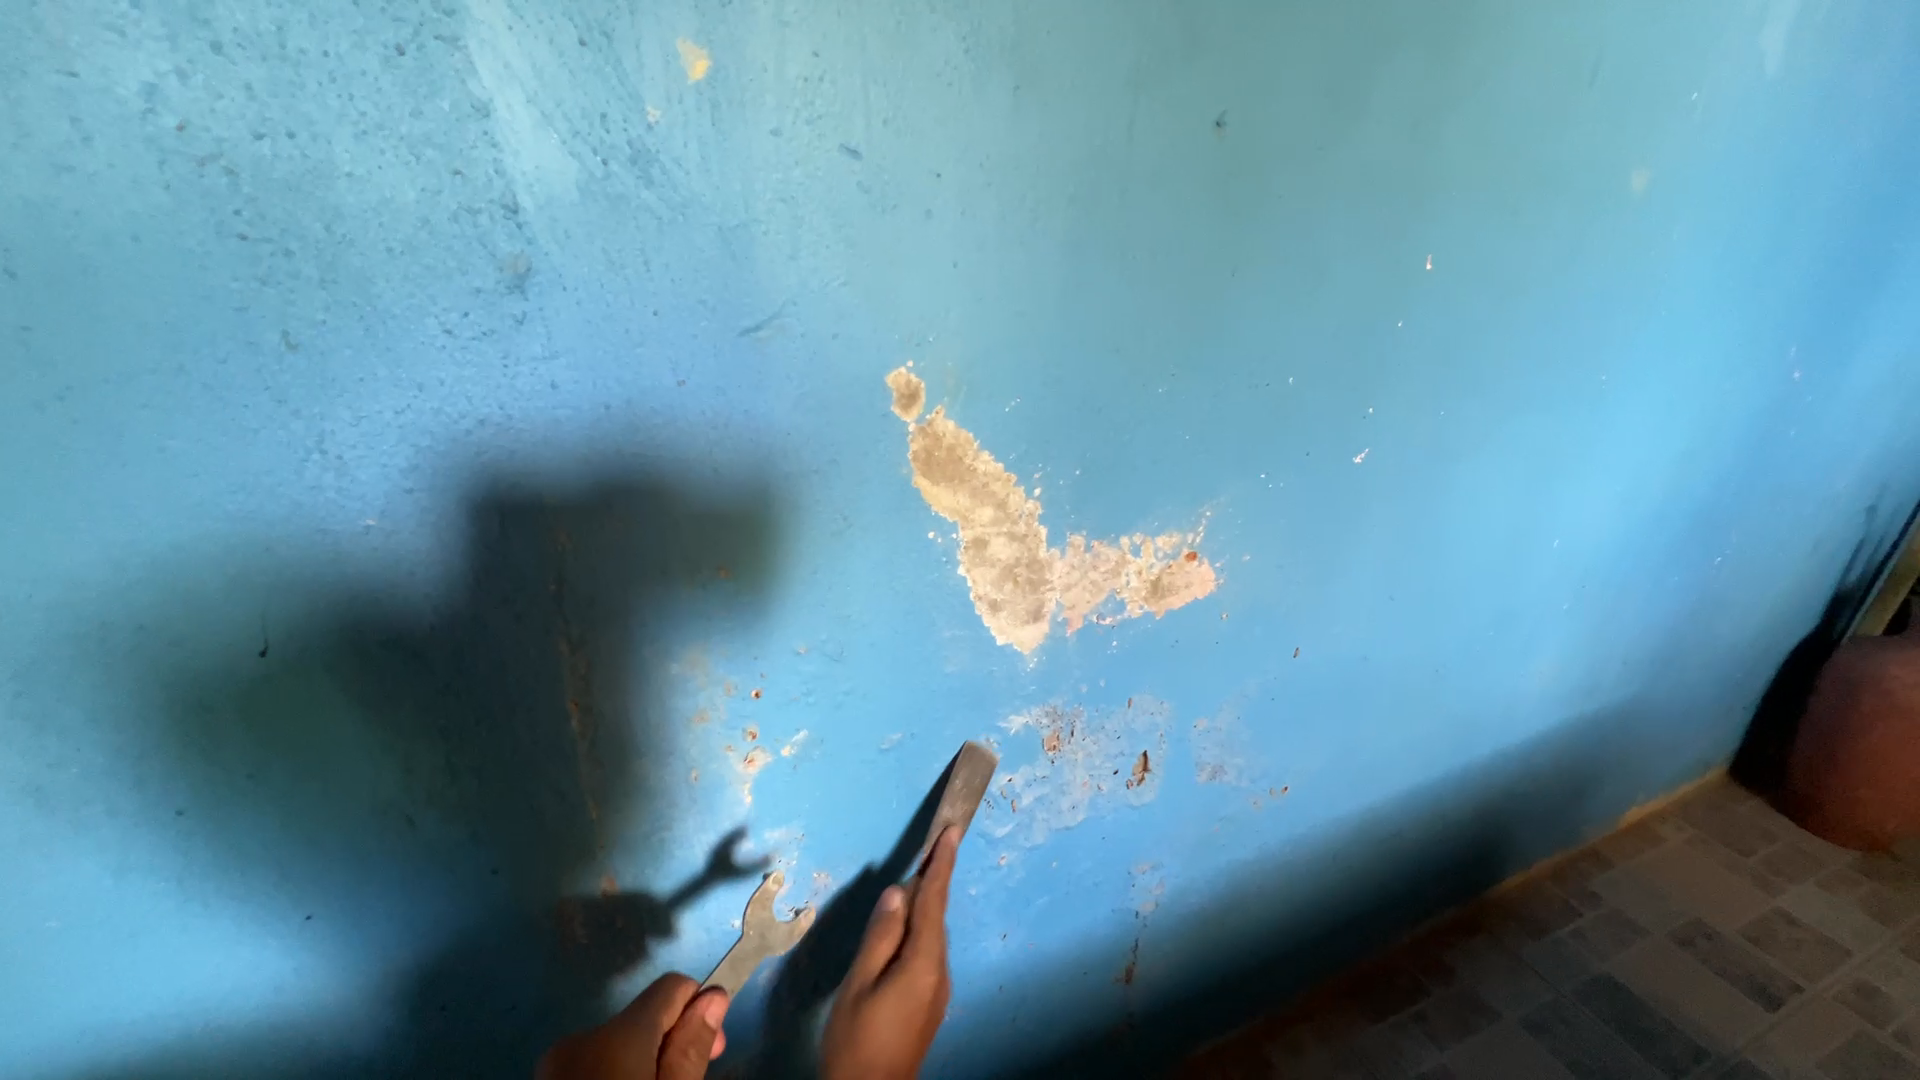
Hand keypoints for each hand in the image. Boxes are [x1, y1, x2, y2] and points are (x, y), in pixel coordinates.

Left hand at [537, 974, 727, 1079]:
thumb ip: (691, 1048)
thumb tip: (715, 995)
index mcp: (613, 1034)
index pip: (670, 986)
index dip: (698, 1006)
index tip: (713, 1047)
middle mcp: (578, 1038)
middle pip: (642, 1019)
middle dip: (669, 1040)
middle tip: (687, 1078)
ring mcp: (551, 1066)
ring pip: (615, 1046)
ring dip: (639, 1062)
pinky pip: (589, 1067)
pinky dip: (611, 1075)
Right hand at [820, 825, 959, 1079]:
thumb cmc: (856, 1040)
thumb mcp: (859, 983)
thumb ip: (881, 934)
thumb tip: (898, 891)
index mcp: (924, 962)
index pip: (934, 901)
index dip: (942, 864)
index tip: (953, 831)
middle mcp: (940, 972)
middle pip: (935, 916)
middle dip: (932, 881)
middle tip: (930, 845)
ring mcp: (938, 990)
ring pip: (931, 936)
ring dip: (923, 907)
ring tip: (911, 881)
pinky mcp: (930, 1002)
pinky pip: (927, 954)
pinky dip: (919, 931)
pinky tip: (902, 930)